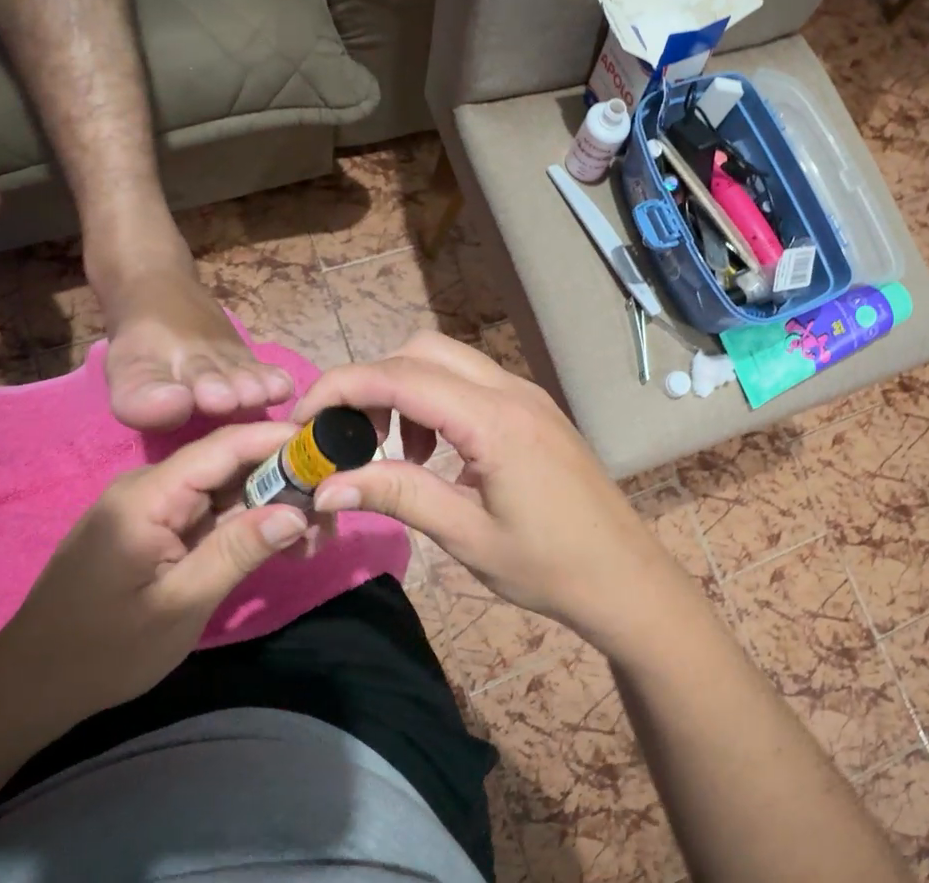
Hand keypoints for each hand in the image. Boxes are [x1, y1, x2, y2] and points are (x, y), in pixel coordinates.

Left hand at [0, 421, 312, 719]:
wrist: (31, 685)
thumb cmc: (103, 649)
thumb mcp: (181, 603)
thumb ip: (238, 551)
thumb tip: (298, 511)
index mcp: (148, 495)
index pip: (224, 446)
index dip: (279, 440)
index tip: (331, 450)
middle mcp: (149, 488)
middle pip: (229, 465)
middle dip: (285, 481)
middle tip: (333, 513)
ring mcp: (152, 509)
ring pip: (225, 491)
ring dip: (271, 507)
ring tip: (316, 539)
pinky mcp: (155, 530)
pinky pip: (209, 514)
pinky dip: (246, 526)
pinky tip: (281, 547)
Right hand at [293, 332, 695, 652]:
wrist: (625, 578)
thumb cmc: (549, 567)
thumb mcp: (466, 535)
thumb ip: (397, 495)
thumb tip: (324, 485)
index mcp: (495, 420)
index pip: (401, 376)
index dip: (342, 387)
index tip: (303, 419)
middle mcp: (512, 391)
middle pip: (422, 350)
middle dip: (373, 381)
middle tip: (348, 436)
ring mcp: (527, 396)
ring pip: (448, 361)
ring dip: (406, 391)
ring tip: (393, 454)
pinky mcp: (534, 410)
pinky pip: (472, 383)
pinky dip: (437, 402)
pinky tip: (434, 455)